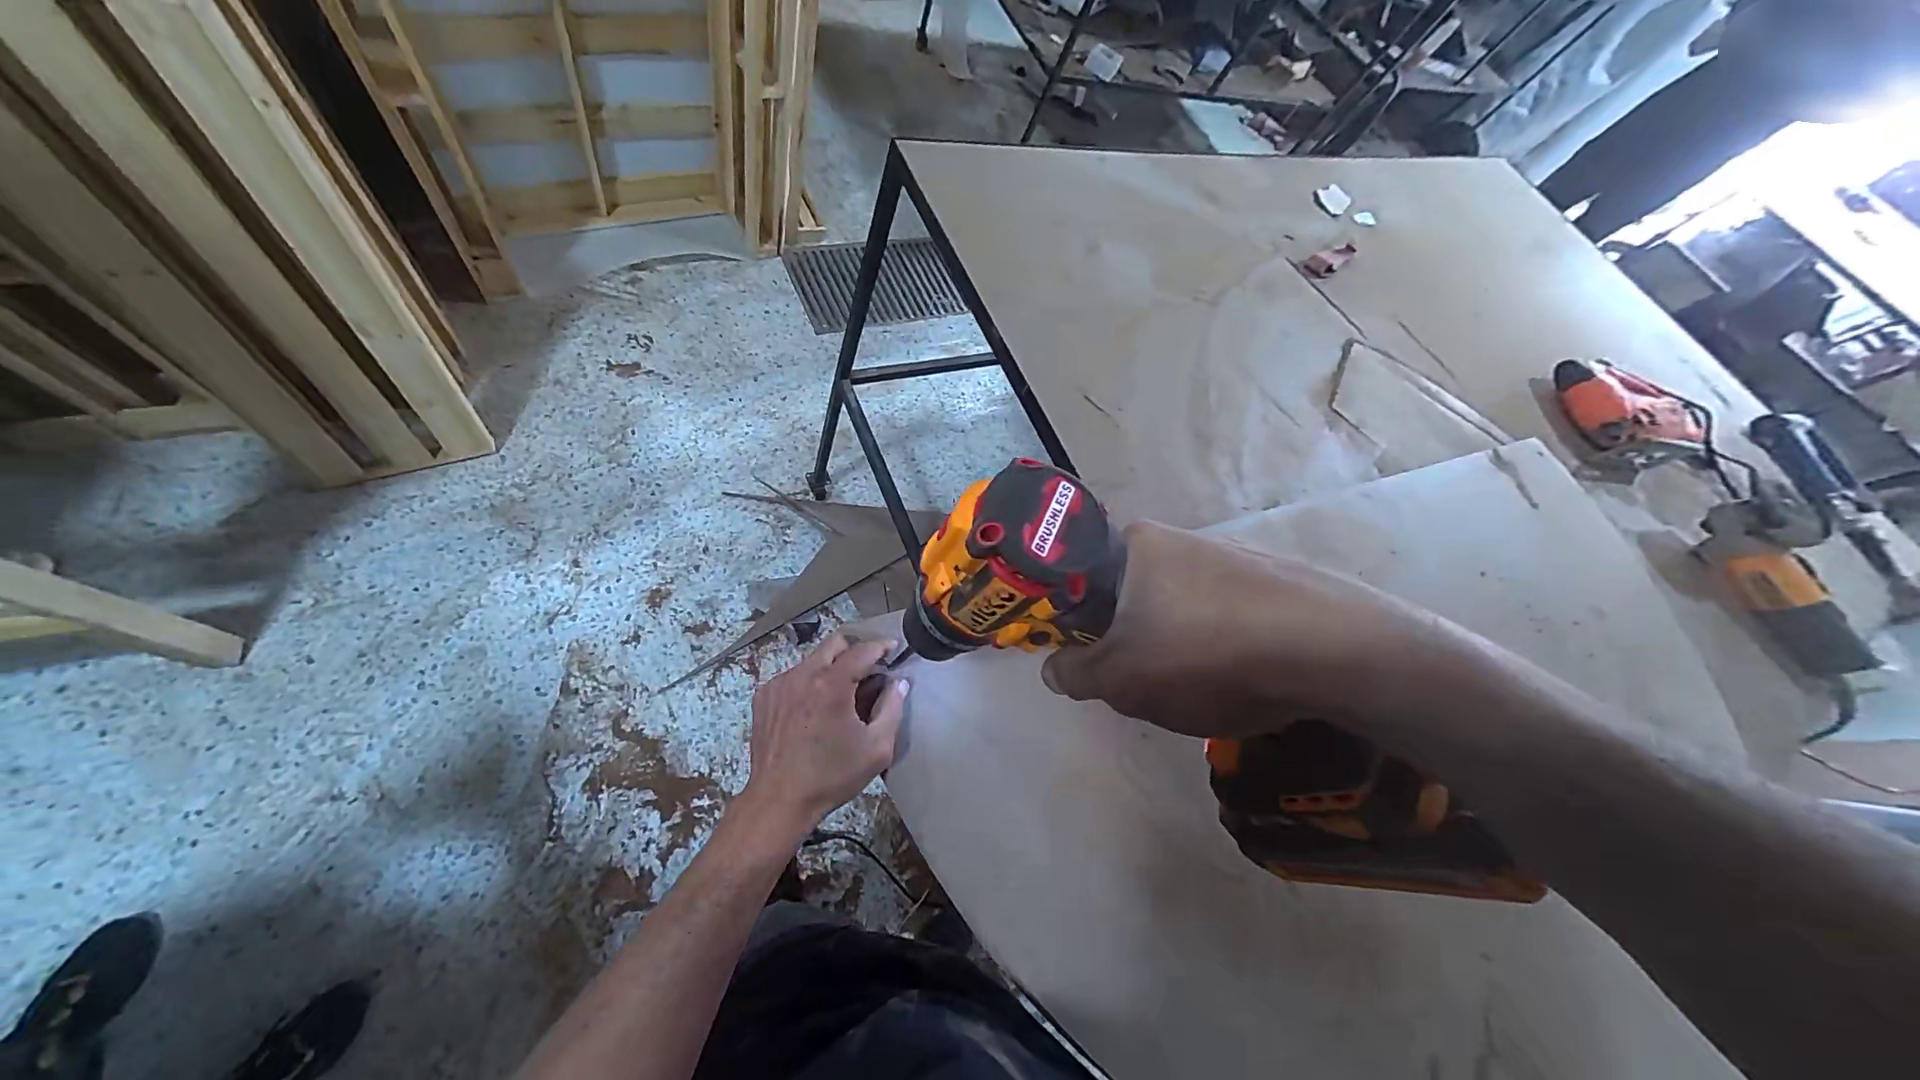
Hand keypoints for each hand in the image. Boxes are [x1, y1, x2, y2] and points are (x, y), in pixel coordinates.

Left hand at [739, 634, 907, 838]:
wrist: (778, 801)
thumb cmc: (831, 777)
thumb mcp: (877, 748)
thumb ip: (893, 708)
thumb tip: (899, 683)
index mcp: (831, 683)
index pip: (862, 650)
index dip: (882, 646)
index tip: (893, 648)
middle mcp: (802, 674)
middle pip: (835, 644)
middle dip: (855, 651)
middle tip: (869, 671)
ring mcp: (779, 684)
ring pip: (812, 660)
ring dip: (831, 669)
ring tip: (840, 696)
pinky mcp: (764, 697)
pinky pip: (793, 677)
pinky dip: (809, 684)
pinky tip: (814, 710)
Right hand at [1042, 521, 1464, 738]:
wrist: (1334, 651)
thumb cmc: (1204, 653)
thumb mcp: (1120, 678)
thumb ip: (1075, 673)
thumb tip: (1052, 668)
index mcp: (1133, 544)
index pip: (1078, 576)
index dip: (1074, 621)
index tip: (1087, 658)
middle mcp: (1178, 539)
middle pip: (1127, 598)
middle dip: (1128, 642)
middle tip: (1142, 681)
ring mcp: (1229, 557)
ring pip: (1174, 611)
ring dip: (1174, 649)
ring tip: (1197, 688)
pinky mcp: (1270, 582)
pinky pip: (1221, 618)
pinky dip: (1218, 648)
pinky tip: (1241, 679)